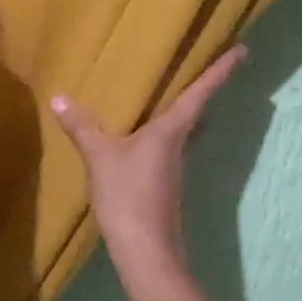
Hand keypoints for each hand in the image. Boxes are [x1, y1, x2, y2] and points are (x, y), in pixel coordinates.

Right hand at [51, 46, 246, 266]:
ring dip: (180, 111)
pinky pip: (165, 146)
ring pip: (181, 130)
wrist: (146, 251)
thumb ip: (81, 127)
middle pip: (197, 111)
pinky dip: (159, 132)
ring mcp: (173, 166)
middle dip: (202, 88)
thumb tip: (59, 98)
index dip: (220, 71)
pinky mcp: (163, 183)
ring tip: (166, 92)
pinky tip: (140, 134)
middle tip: (203, 64)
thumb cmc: (129, 196)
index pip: (200, 93)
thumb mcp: (99, 157)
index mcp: (170, 131)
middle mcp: (179, 145)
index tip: (242, 50)